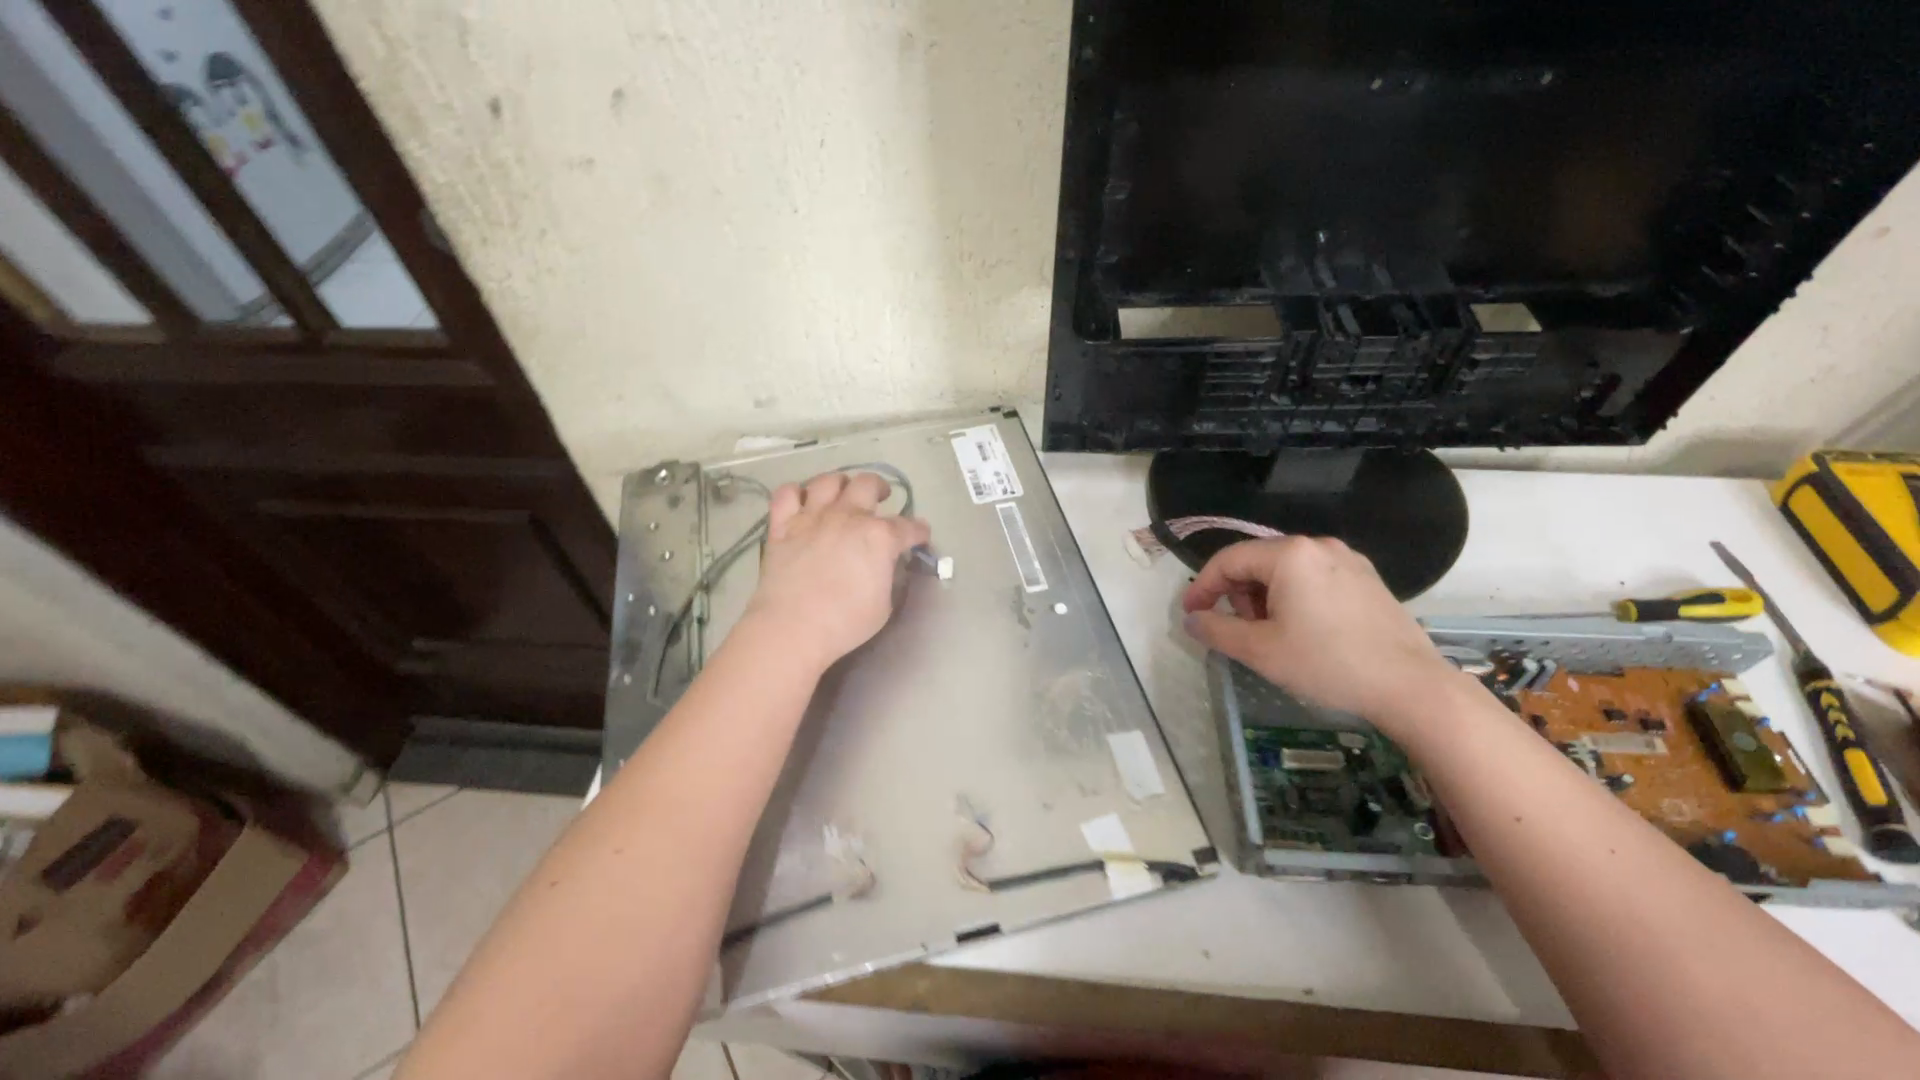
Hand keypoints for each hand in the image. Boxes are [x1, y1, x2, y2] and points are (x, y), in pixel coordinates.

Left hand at [742, 471, 930, 673]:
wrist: (793, 627)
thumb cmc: (845, 623)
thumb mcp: (884, 604)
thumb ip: (887, 575)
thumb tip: (884, 564)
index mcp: (880, 537)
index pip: (909, 527)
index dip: (918, 532)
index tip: (920, 536)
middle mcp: (848, 516)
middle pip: (868, 484)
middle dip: (880, 488)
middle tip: (881, 497)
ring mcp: (812, 517)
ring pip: (828, 481)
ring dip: (840, 483)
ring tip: (843, 493)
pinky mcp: (782, 525)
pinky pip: (786, 494)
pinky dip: (795, 493)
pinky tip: (802, 502)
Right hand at [1181, 537, 1462, 726]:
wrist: (1409, 685)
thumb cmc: (1327, 663)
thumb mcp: (1260, 650)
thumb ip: (1217, 629)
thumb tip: (1191, 619)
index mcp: (1289, 555)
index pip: (1228, 560)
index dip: (1203, 586)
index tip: (1190, 614)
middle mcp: (1319, 546)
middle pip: (1259, 562)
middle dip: (1238, 594)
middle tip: (1238, 631)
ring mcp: (1348, 560)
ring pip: (1288, 571)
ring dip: (1266, 598)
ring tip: (1271, 636)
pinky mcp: (1368, 580)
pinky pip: (1316, 579)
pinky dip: (1296, 598)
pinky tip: (1303, 631)